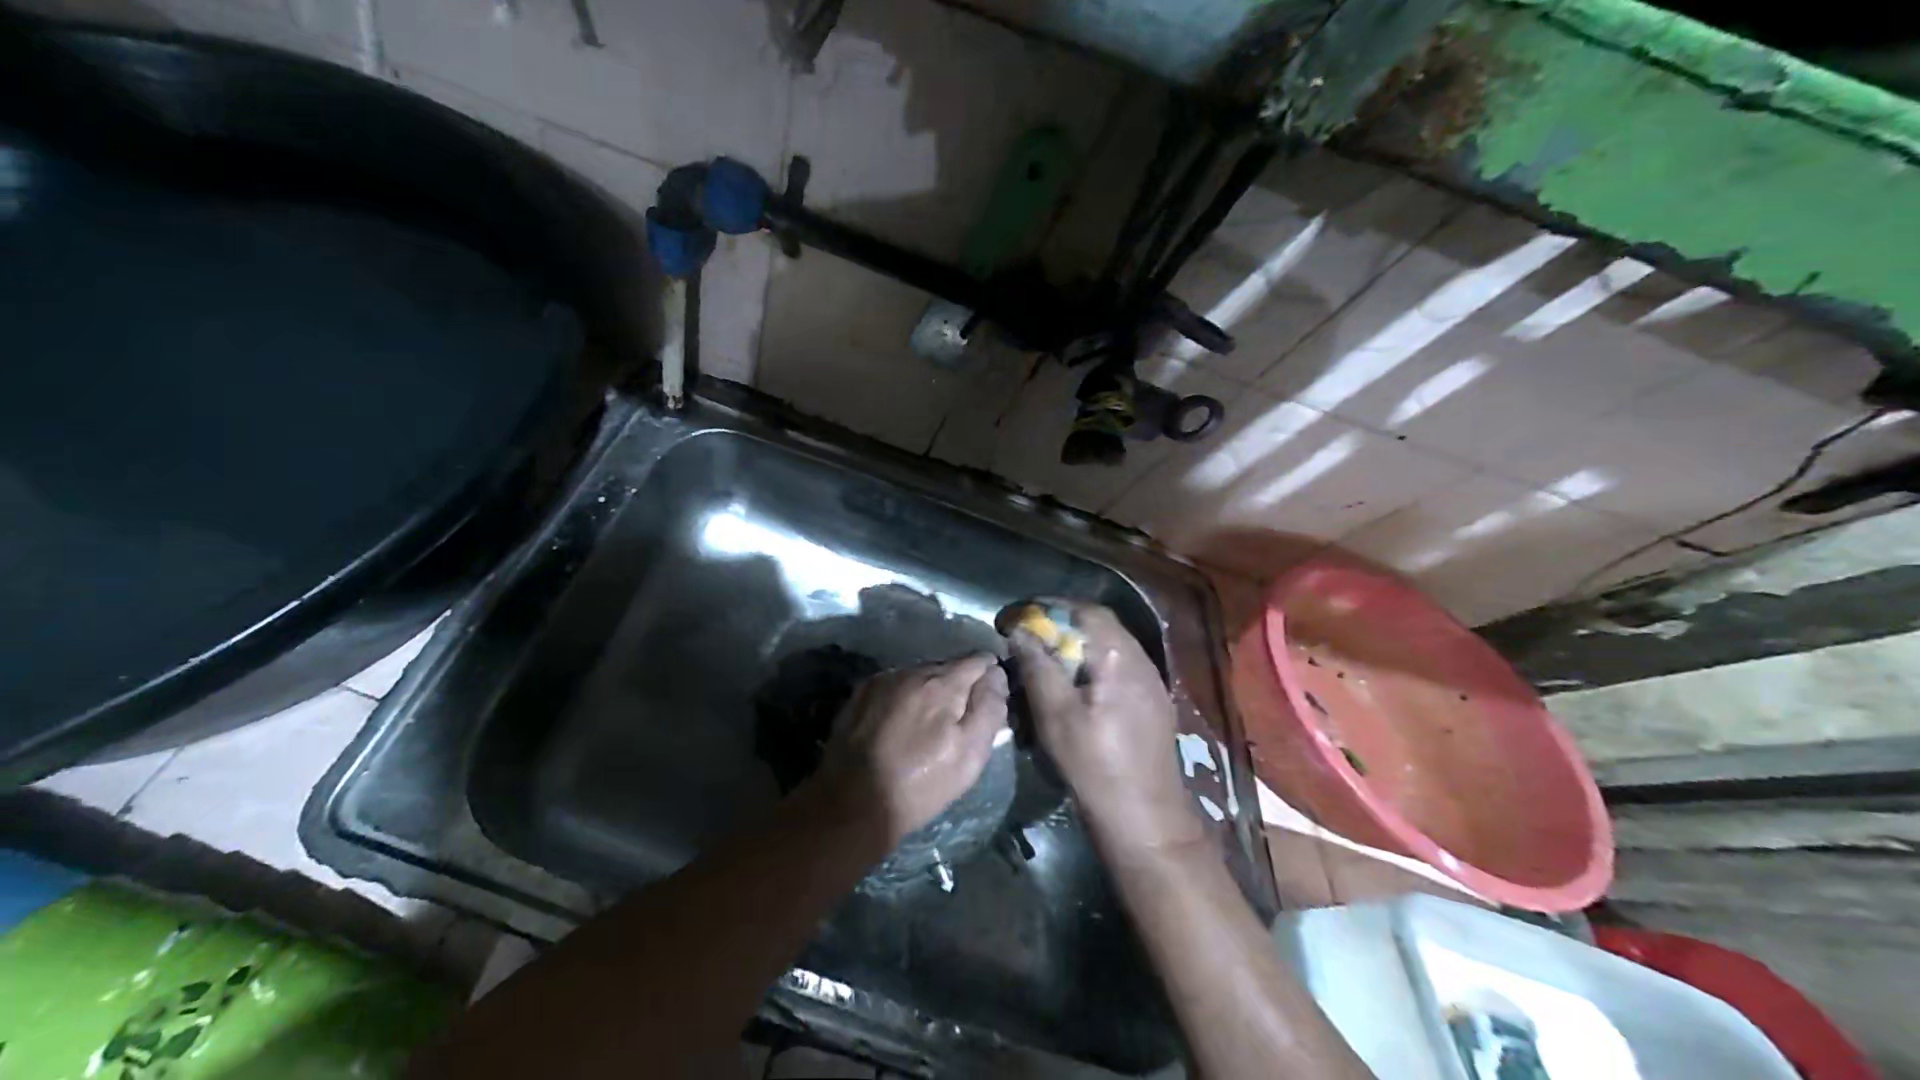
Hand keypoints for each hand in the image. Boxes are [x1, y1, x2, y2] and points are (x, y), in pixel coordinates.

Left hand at [814, 653, 1008, 846]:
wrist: (852, 803)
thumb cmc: (920, 784)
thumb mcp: (970, 755)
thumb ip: (989, 708)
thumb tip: (996, 674)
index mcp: (943, 683)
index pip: (979, 660)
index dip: (990, 677)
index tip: (990, 701)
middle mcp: (912, 671)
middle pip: (948, 666)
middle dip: (960, 686)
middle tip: (959, 721)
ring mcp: (882, 680)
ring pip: (920, 675)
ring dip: (930, 691)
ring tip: (928, 725)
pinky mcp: (860, 694)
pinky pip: (895, 685)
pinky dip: (905, 697)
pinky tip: (901, 724)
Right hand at [1007, 601, 1203, 853]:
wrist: (1145, 816)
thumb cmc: (1094, 765)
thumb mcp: (1055, 715)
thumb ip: (1038, 667)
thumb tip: (1021, 631)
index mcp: (1119, 657)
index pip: (1084, 611)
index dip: (1049, 607)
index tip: (1020, 616)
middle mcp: (1141, 659)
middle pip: (1101, 624)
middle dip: (1062, 622)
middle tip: (1029, 633)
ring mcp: (1151, 680)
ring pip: (1112, 643)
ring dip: (1079, 641)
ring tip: (1048, 655)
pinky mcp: (1153, 700)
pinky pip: (1120, 664)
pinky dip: (1093, 660)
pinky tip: (1077, 682)